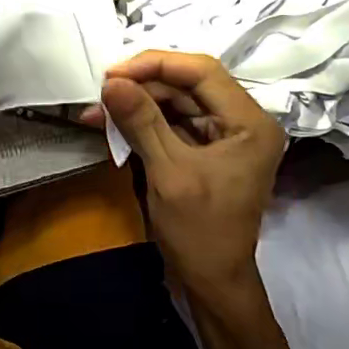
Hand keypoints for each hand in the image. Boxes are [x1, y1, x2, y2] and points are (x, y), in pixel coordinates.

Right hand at [82, 51, 284, 303]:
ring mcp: (224, 137)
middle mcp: (242, 122)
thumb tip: (111, 83)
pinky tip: (112, 123)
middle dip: (142, 86)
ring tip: (98, 109)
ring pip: (177, 103)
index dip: (156, 65)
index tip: (114, 72)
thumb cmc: (200, 231)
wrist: (212, 284)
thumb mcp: (168, 172)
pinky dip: (143, 123)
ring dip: (138, 104)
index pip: (202, 72)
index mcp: (249, 122)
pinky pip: (172, 124)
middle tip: (100, 91)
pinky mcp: (205, 151)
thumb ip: (141, 122)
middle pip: (188, 85)